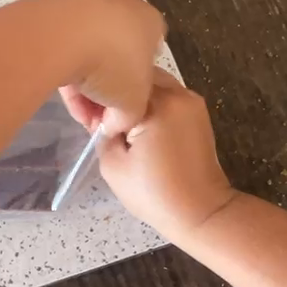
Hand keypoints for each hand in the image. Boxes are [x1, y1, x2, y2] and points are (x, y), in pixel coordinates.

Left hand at [33, 0, 166, 123]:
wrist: (64, 34)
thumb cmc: (114, 64)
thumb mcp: (134, 102)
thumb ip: (130, 115)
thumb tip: (115, 123)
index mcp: (150, 22)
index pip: (150, 58)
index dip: (137, 88)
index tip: (122, 109)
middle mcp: (121, 9)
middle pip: (117, 59)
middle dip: (106, 91)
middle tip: (96, 116)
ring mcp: (86, 8)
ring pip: (90, 56)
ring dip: (85, 87)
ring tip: (77, 112)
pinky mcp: (55, 15)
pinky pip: (66, 50)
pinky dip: (66, 72)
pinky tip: (62, 96)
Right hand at [62, 69, 237, 240]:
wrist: (201, 212)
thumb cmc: (153, 193)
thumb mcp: (112, 164)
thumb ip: (100, 132)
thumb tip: (100, 116)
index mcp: (156, 105)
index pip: (117, 82)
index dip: (97, 94)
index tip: (85, 113)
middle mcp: (177, 94)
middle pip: (136, 75)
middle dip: (116, 89)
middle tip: (99, 115)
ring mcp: (191, 101)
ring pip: (151, 82)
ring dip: (133, 94)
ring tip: (117, 118)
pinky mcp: (198, 111)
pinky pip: (166, 94)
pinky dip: (149, 101)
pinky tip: (137, 122)